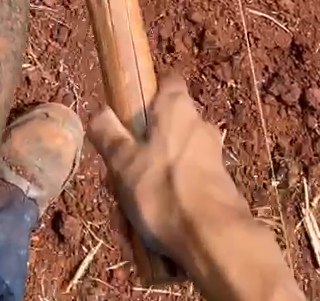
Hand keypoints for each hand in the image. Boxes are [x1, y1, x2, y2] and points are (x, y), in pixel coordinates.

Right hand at [86, 74, 256, 271]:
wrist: (214, 239)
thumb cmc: (164, 191)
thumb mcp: (124, 163)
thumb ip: (109, 134)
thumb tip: (99, 111)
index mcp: (177, 107)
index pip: (167, 79)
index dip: (148, 90)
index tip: (129, 110)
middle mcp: (199, 124)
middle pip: (166, 124)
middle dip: (144, 146)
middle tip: (122, 174)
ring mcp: (213, 155)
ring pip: (174, 157)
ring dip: (154, 177)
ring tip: (133, 209)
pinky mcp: (220, 185)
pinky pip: (187, 182)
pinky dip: (171, 196)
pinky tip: (155, 224)